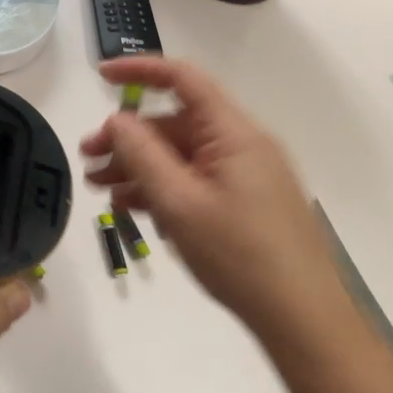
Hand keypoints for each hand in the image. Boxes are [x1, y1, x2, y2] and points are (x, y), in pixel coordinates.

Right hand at [81, 56, 344, 336]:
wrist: (304, 322)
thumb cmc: (239, 255)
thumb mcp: (178, 202)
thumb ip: (142, 153)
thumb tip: (117, 119)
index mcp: (233, 133)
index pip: (183, 78)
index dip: (139, 70)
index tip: (100, 77)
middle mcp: (243, 144)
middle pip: (175, 123)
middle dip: (129, 137)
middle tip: (88, 158)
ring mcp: (247, 176)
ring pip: (182, 155)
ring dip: (140, 166)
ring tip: (101, 190)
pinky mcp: (247, 203)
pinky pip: (196, 180)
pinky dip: (164, 188)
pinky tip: (133, 209)